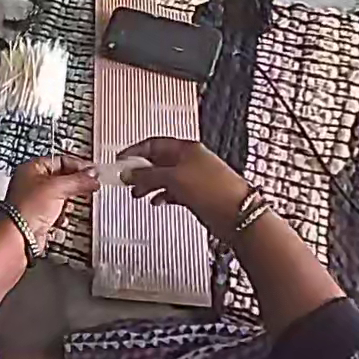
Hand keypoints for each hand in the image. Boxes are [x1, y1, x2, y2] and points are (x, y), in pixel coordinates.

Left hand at [5, 155, 98, 245]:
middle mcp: (32, 183)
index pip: (60, 161)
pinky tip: (62, 218)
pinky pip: (57, 212)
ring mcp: (35, 200)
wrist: (20, 236)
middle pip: (61, 179)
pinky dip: (62, 215)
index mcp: (32, 168)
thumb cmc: (29, 207)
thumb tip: (93, 177)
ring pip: (61, 196)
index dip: (77, 165)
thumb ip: (78, 180)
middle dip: (75, 185)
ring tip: (71, 205)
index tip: (93, 172)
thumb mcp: (57, 188)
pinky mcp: (39, 216)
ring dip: (68, 202)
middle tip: (89, 187)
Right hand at [120, 137, 251, 236]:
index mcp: (185, 149)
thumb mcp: (173, 177)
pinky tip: (157, 201)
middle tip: (127, 179)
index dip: (135, 151)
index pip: (153, 144)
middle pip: (157, 161)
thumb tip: (130, 173)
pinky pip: (172, 191)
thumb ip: (147, 175)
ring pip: (163, 177)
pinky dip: (162, 195)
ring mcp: (194, 178)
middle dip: (140, 170)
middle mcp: (190, 161)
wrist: (237, 214)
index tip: (121, 160)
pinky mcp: (196, 194)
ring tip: (138, 192)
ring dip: (149, 185)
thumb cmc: (214, 190)